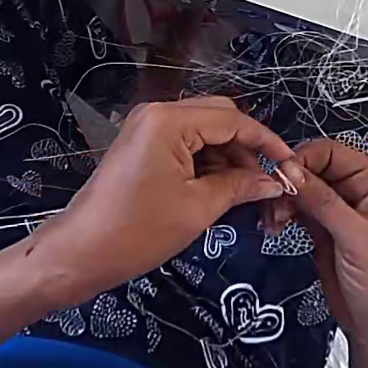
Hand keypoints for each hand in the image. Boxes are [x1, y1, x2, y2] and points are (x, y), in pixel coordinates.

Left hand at [25, 97, 292, 303]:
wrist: (77, 254)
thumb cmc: (137, 232)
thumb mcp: (197, 209)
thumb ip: (240, 186)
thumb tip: (274, 181)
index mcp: (170, 120)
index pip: (232, 119)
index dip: (266, 141)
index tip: (289, 164)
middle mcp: (158, 113)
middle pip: (219, 117)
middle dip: (246, 147)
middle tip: (264, 181)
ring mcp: (147, 126)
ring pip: (204, 130)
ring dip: (227, 155)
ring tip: (243, 190)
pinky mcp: (142, 143)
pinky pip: (185, 142)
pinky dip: (206, 161)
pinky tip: (218, 187)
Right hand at [282, 141, 367, 343]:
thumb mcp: (358, 240)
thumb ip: (323, 202)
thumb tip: (288, 168)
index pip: (334, 153)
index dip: (305, 160)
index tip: (279, 176)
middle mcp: (359, 193)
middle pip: (315, 169)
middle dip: (290, 182)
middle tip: (272, 203)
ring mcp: (340, 214)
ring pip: (303, 190)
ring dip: (283, 199)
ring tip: (273, 220)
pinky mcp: (325, 234)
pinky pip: (299, 212)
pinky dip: (284, 215)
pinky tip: (275, 226)